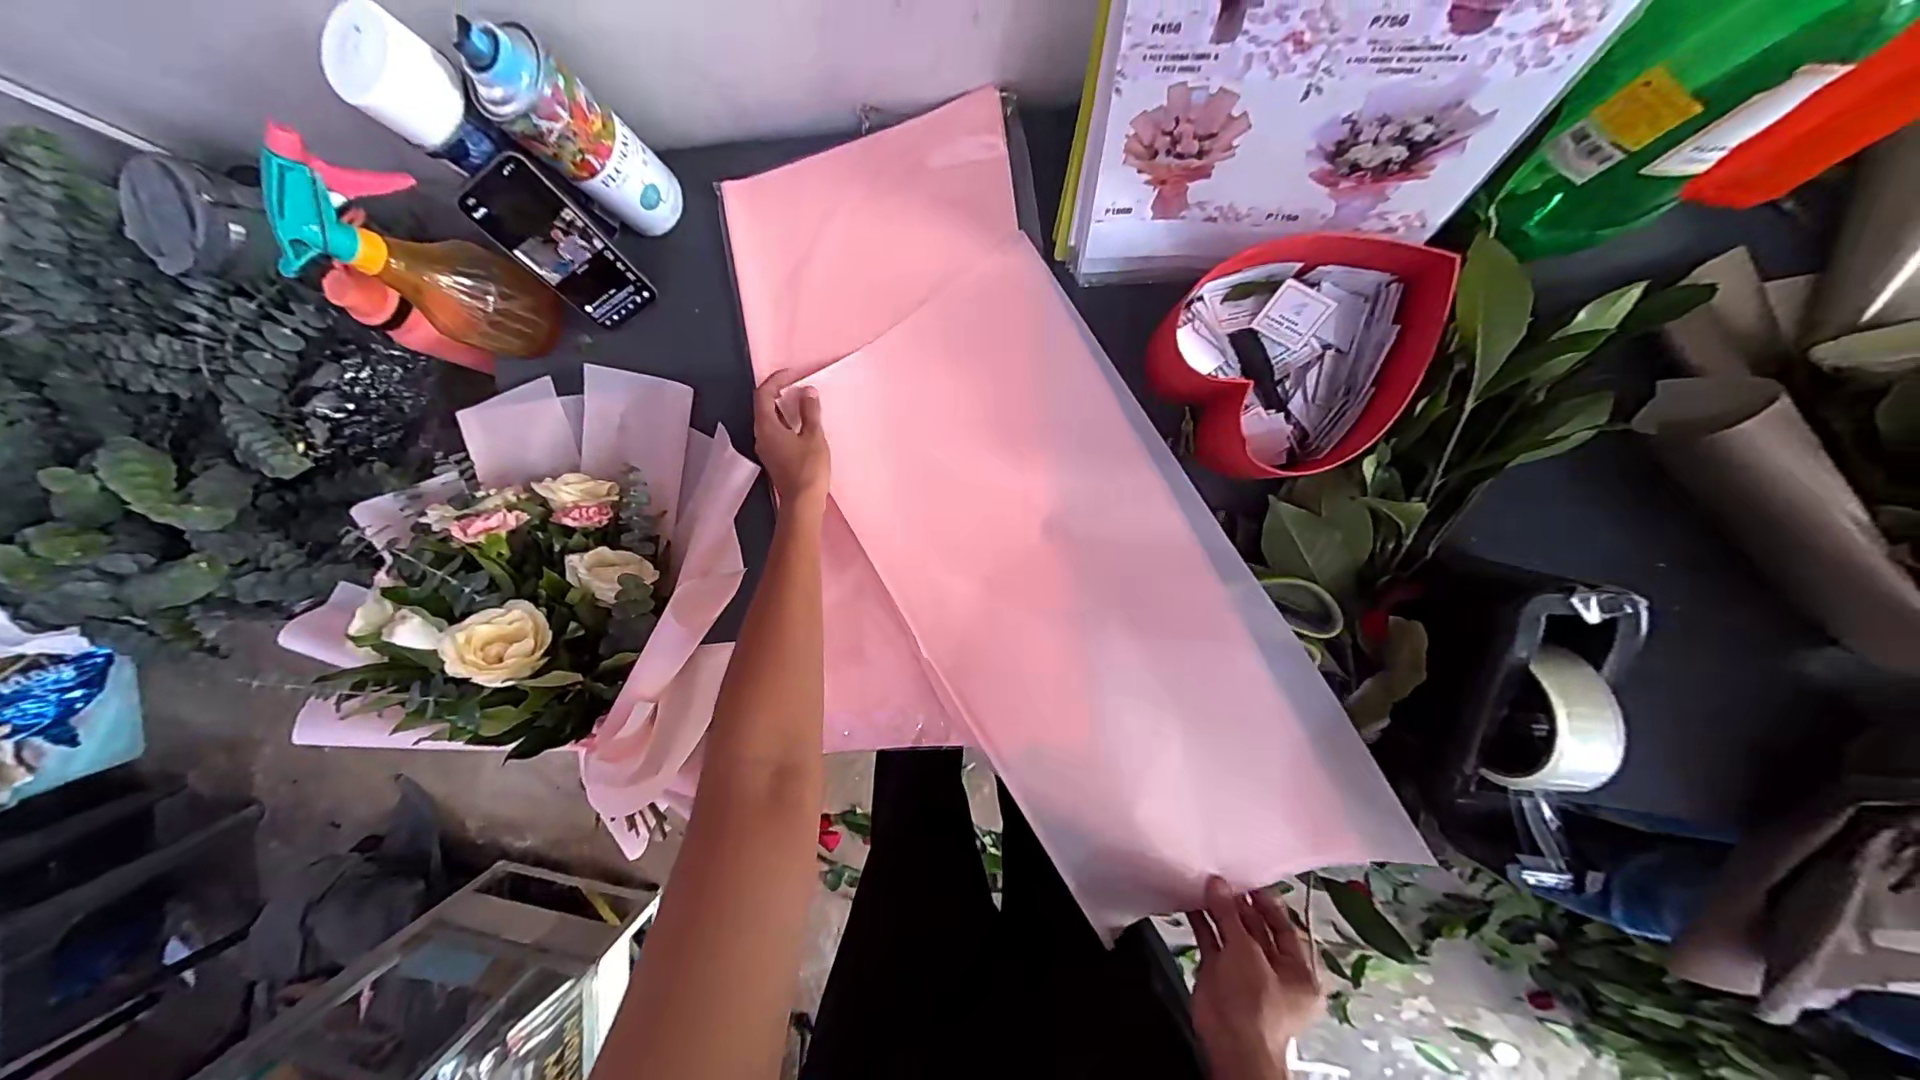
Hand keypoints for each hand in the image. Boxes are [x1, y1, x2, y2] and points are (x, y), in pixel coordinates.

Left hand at [753, 369, 829, 508]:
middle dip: (779, 392)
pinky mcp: (774, 457)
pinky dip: (786, 422)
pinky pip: (775, 432)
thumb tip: (807, 392)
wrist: (802, 502)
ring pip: (770, 419)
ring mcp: (766, 448)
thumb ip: (810, 412)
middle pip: (764, 406)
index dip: (777, 380)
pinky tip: (801, 424)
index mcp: (766, 426)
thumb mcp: (813, 436)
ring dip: (784, 408)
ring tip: (802, 402)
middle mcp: (760, 435)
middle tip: (798, 386)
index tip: (793, 374)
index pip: (764, 394)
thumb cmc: (808, 468)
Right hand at [1187, 876, 1322, 1079]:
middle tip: (1220, 877)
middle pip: (1255, 929)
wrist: (1230, 1044)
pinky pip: (1212, 943)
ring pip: (1231, 934)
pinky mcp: (1220, 975)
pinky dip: (1202, 924)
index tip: (1248, 879)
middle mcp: (1273, 971)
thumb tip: (1217, 882)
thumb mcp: (1246, 952)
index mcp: (1298, 972)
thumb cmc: (1254, 1001)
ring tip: (1202, 883)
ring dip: (1217, 911)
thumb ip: (1229, 914)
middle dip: (1238, 905)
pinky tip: (1190, 902)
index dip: (1266, 903)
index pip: (1284, 929)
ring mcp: (1244, 973)